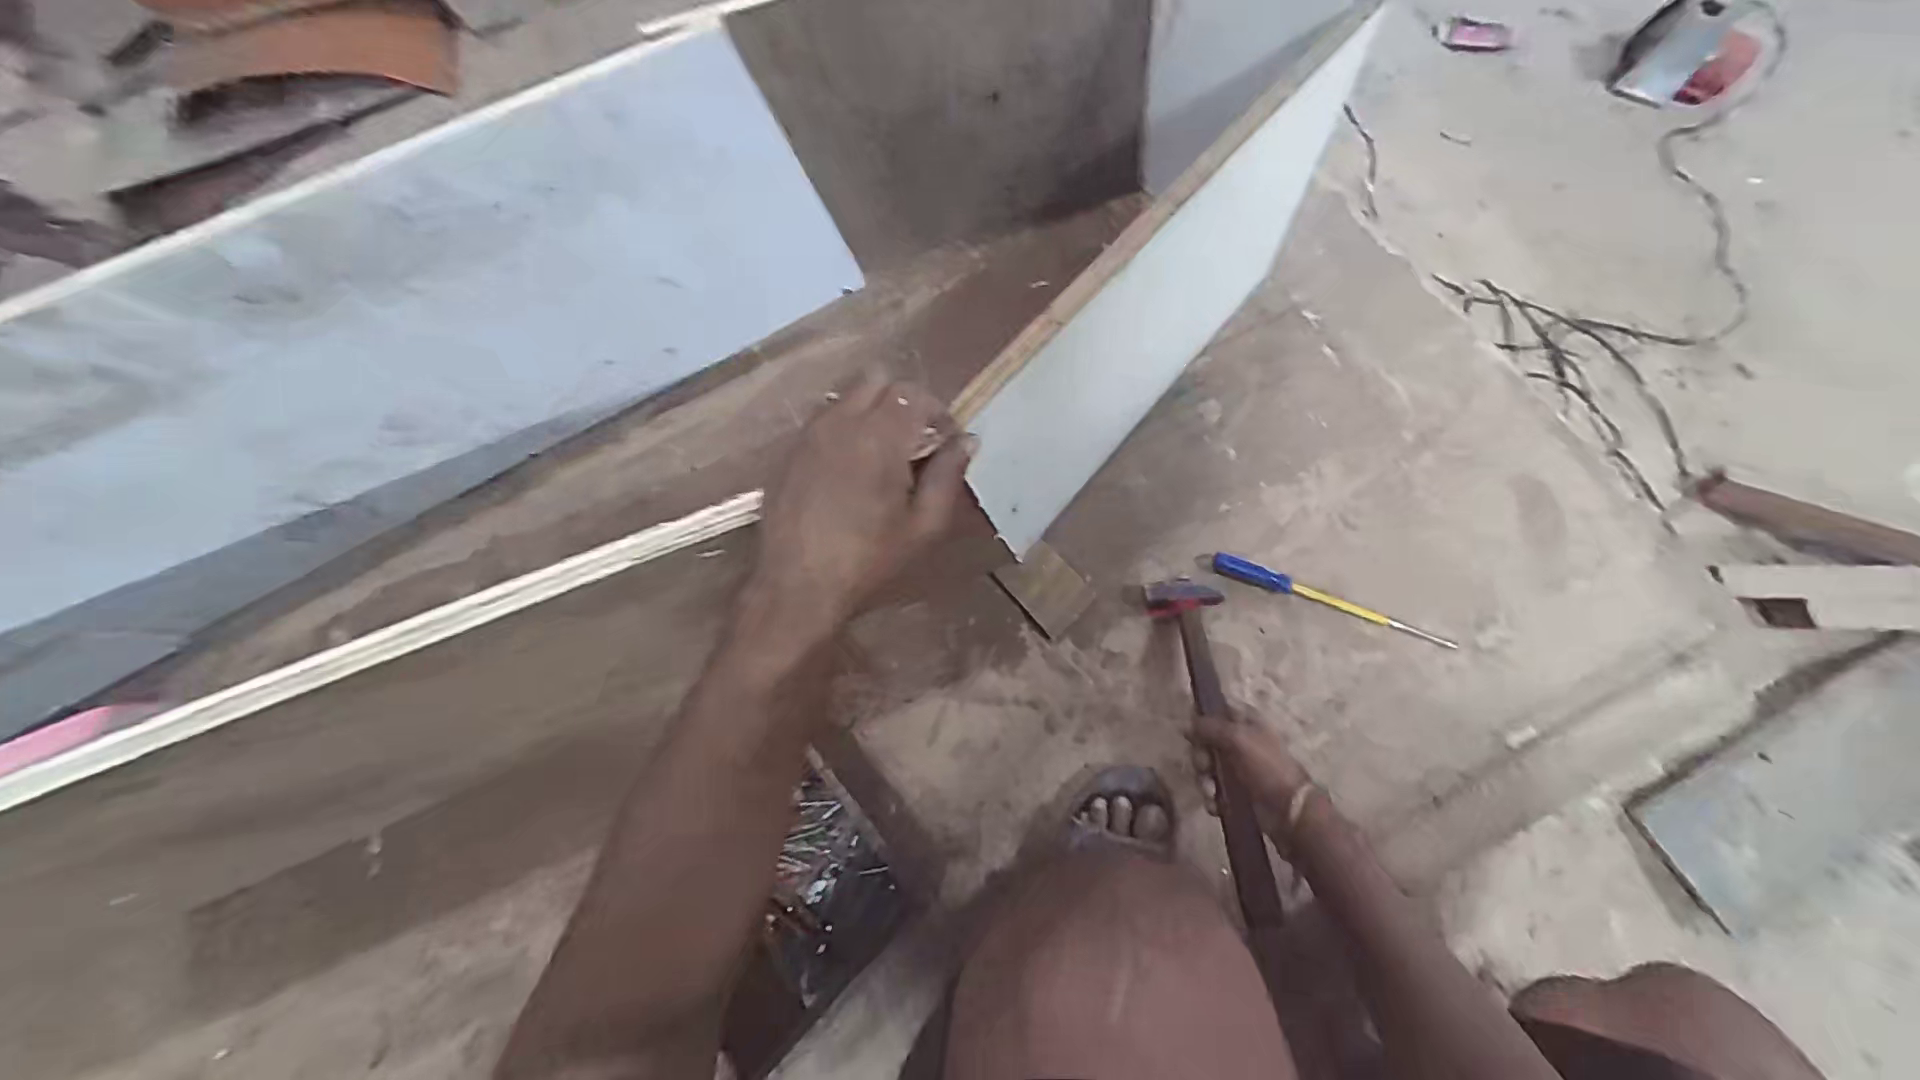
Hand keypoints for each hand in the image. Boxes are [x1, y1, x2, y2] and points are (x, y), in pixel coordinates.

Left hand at [741, 371, 972, 653]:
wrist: (798, 587)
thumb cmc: (869, 561)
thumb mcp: (924, 526)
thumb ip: (948, 476)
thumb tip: (966, 441)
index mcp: (879, 436)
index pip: (914, 393)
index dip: (937, 411)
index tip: (946, 439)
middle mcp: (840, 422)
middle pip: (878, 381)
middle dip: (904, 402)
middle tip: (917, 440)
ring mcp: (808, 435)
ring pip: (847, 397)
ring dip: (872, 412)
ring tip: (883, 454)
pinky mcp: (788, 453)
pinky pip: (822, 421)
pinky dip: (844, 429)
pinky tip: (849, 470)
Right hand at [1192, 708, 1314, 838]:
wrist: (1290, 812)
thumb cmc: (1267, 768)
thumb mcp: (1237, 739)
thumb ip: (1209, 727)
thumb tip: (1186, 724)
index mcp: (1246, 722)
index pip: (1216, 711)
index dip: (1201, 720)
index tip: (1193, 734)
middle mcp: (1241, 742)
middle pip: (1205, 741)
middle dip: (1201, 757)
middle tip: (1205, 767)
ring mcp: (1238, 768)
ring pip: (1206, 768)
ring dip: (1204, 781)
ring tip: (1212, 793)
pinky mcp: (1236, 792)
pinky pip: (1213, 789)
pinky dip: (1212, 797)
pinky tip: (1216, 805)